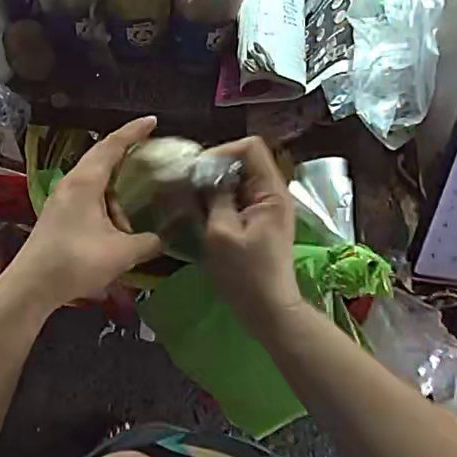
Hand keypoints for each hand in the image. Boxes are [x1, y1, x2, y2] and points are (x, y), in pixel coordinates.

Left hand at [0, 117, 164, 312]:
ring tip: (130, 228)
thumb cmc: (76, 261)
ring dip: (116, 201)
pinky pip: (88, 203)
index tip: (152, 120)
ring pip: (95, 188)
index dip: (133, 132)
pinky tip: (115, 234)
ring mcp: (61, 201)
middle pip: (102, 162)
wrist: (31, 285)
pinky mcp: (57, 218)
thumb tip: (162, 240)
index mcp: (85, 182)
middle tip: (150, 164)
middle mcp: (71, 184)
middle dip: (126, 162)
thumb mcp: (122, 252)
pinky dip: (105, 211)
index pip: (112, 146)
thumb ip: (147, 242)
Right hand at [202, 136, 302, 330]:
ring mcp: (265, 207)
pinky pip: (234, 198)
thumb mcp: (221, 233)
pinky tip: (199, 214)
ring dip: (211, 187)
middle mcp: (272, 193)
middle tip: (185, 187)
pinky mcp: (256, 220)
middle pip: (241, 161)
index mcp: (271, 192)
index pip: (250, 147)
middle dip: (211, 170)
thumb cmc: (245, 274)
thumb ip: (213, 197)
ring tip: (188, 200)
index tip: (196, 172)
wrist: (267, 309)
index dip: (221, 152)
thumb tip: (201, 173)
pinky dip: (215, 200)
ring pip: (235, 180)